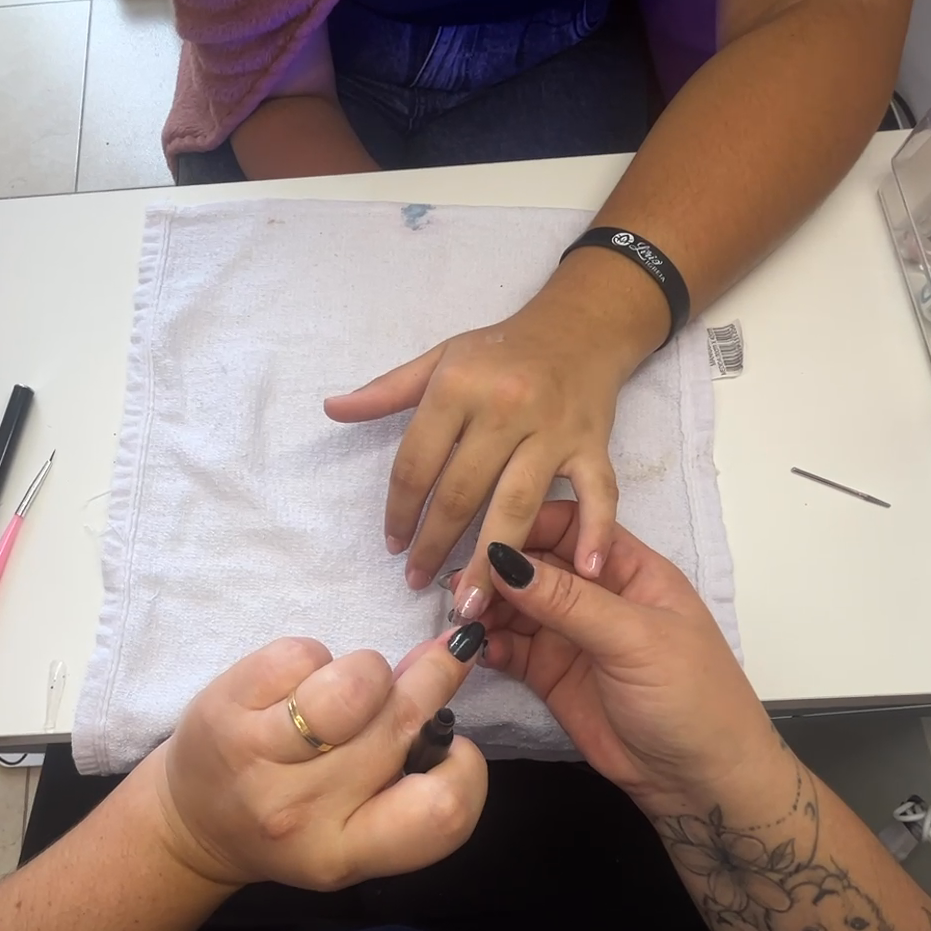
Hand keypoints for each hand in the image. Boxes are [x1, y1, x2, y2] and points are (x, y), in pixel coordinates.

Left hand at [144, 628, 488, 890]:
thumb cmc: (290, 815)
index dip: (465, 768)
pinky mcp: (227, 706)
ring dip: (369, 670)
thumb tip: (455, 656)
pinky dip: (315, 655)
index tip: (449, 745)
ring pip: (354, 684)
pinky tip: (300, 680)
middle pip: (400, 723)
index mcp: (345, 851)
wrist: (193, 817)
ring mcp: (259, 758)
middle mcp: (302, 813)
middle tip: (428, 667)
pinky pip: (303, 653)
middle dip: (429, 680)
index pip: (441, 813)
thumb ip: (407, 762)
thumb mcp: (354, 819)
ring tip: (352, 685)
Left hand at [324, 272, 662, 621]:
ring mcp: (553, 429)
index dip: (400, 509)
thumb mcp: (438, 361)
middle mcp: (505, 408)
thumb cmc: (498, 351)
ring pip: (517, 503)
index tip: (392, 545)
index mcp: (457, 388)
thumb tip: (331, 408)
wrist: (578, 326)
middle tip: (418, 582)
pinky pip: (598, 492)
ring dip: (490, 559)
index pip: (416, 462)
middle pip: (461, 492)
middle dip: (434, 544)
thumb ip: (385, 391)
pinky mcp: (594, 444)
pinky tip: (584, 572)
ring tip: (469, 603)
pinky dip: (597, 531)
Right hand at [474, 500, 779, 808]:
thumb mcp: (632, 638)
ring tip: (464, 618)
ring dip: (487, 608)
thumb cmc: (690, 697)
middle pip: (532, 564)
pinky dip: (489, 644)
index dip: (528, 527)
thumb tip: (502, 560)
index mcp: (627, 568)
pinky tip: (479, 648)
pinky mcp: (547, 672)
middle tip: (462, 587)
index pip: (568, 526)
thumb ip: (566, 600)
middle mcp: (593, 593)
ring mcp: (568, 633)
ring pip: (514, 605)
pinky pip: (508, 646)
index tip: (488, 541)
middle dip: (497, 571)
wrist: (698, 783)